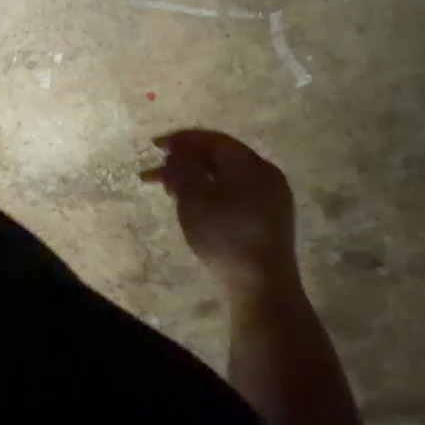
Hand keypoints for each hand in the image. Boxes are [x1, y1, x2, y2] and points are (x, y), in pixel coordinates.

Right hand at [142, 130, 300, 301]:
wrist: (260, 284)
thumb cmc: (224, 233)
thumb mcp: (193, 196)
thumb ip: (182, 168)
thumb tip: (177, 153)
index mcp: (253, 167)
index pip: (214, 141)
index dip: (181, 139)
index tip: (154, 146)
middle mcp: (266, 177)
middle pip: (219, 157)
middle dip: (184, 160)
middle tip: (156, 170)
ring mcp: (269, 199)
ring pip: (223, 176)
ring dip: (192, 177)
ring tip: (165, 188)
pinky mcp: (265, 218)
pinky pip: (232, 192)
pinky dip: (207, 190)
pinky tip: (188, 202)